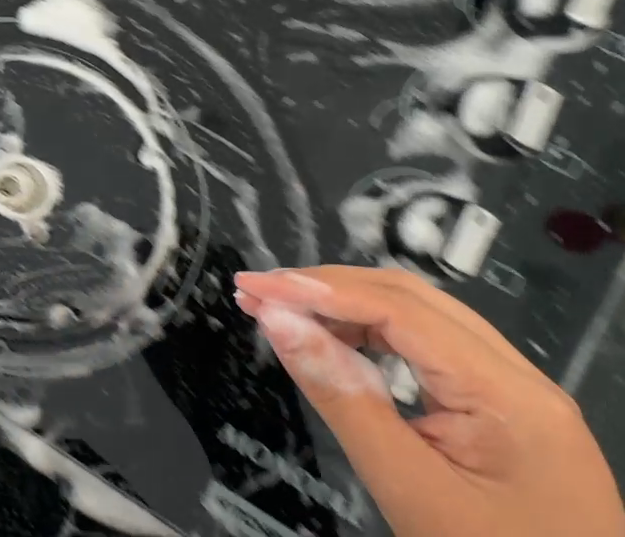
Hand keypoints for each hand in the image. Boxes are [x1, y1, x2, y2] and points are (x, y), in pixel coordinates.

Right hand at [235, 266, 624, 536]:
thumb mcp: (404, 482)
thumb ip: (341, 394)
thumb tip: (275, 319)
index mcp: (507, 394)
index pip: (398, 309)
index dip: (315, 288)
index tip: (248, 287)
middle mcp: (521, 378)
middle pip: (412, 298)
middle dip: (326, 285)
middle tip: (255, 293)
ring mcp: (518, 391)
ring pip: (420, 315)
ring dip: (345, 304)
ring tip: (281, 313)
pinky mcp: (505, 406)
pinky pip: (430, 345)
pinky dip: (371, 330)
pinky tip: (332, 340)